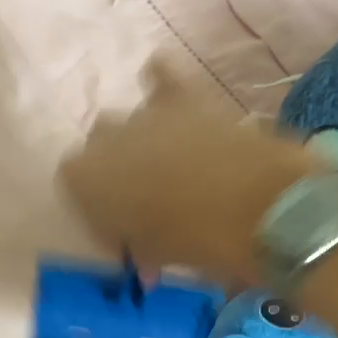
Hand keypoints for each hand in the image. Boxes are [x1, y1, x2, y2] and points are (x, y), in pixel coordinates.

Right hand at [58, 64, 313, 284]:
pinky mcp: (184, 94)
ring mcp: (143, 111)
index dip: (101, 214)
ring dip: (141, 141)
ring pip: (128, 121)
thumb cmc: (199, 241)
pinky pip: (161, 77)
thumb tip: (145, 260)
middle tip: (149, 206)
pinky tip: (172, 105)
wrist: (259, 204)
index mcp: (85, 182)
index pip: (78, 193)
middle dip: (118, 176)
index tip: (126, 236)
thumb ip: (142, 250)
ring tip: (169, 168)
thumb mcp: (161, 256)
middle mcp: (103, 138)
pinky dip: (162, 86)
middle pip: (100, 152)